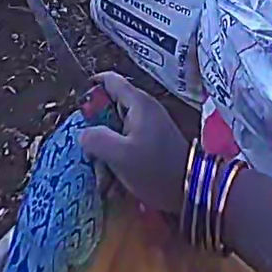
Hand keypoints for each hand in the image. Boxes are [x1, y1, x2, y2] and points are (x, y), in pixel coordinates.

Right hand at [77, 71, 188, 213]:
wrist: (193, 191)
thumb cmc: (155, 169)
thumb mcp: (120, 156)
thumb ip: (96, 139)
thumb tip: (83, 134)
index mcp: (137, 103)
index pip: (109, 80)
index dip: (91, 88)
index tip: (79, 109)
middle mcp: (144, 108)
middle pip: (111, 107)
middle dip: (97, 131)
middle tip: (90, 153)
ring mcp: (151, 124)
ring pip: (118, 128)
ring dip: (107, 150)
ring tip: (104, 177)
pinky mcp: (155, 141)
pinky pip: (129, 141)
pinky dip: (120, 157)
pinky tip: (117, 182)